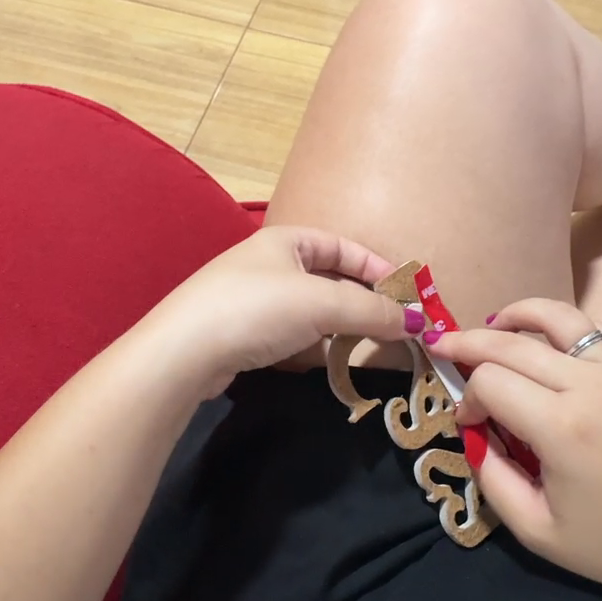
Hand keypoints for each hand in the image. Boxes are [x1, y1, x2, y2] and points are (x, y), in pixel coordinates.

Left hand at [128, 226, 420, 398]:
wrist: (184, 352)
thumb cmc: (257, 309)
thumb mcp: (323, 304)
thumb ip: (372, 311)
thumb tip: (417, 323)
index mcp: (285, 240)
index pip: (342, 245)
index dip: (376, 267)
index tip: (405, 295)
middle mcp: (267, 262)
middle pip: (327, 277)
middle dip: (360, 300)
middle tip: (391, 324)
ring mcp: (250, 298)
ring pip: (309, 308)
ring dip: (337, 325)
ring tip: (363, 344)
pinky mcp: (240, 332)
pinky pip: (288, 332)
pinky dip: (311, 343)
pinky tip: (324, 360)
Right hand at [428, 298, 601, 600]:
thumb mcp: (540, 532)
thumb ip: (493, 478)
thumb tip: (473, 433)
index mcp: (562, 427)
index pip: (490, 381)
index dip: (467, 396)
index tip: (468, 421)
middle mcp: (590, 383)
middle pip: (510, 342)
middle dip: (468, 342)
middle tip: (445, 346)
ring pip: (555, 316)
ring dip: (515, 316)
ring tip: (492, 324)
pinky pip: (594, 329)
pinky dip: (563, 327)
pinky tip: (550, 344)